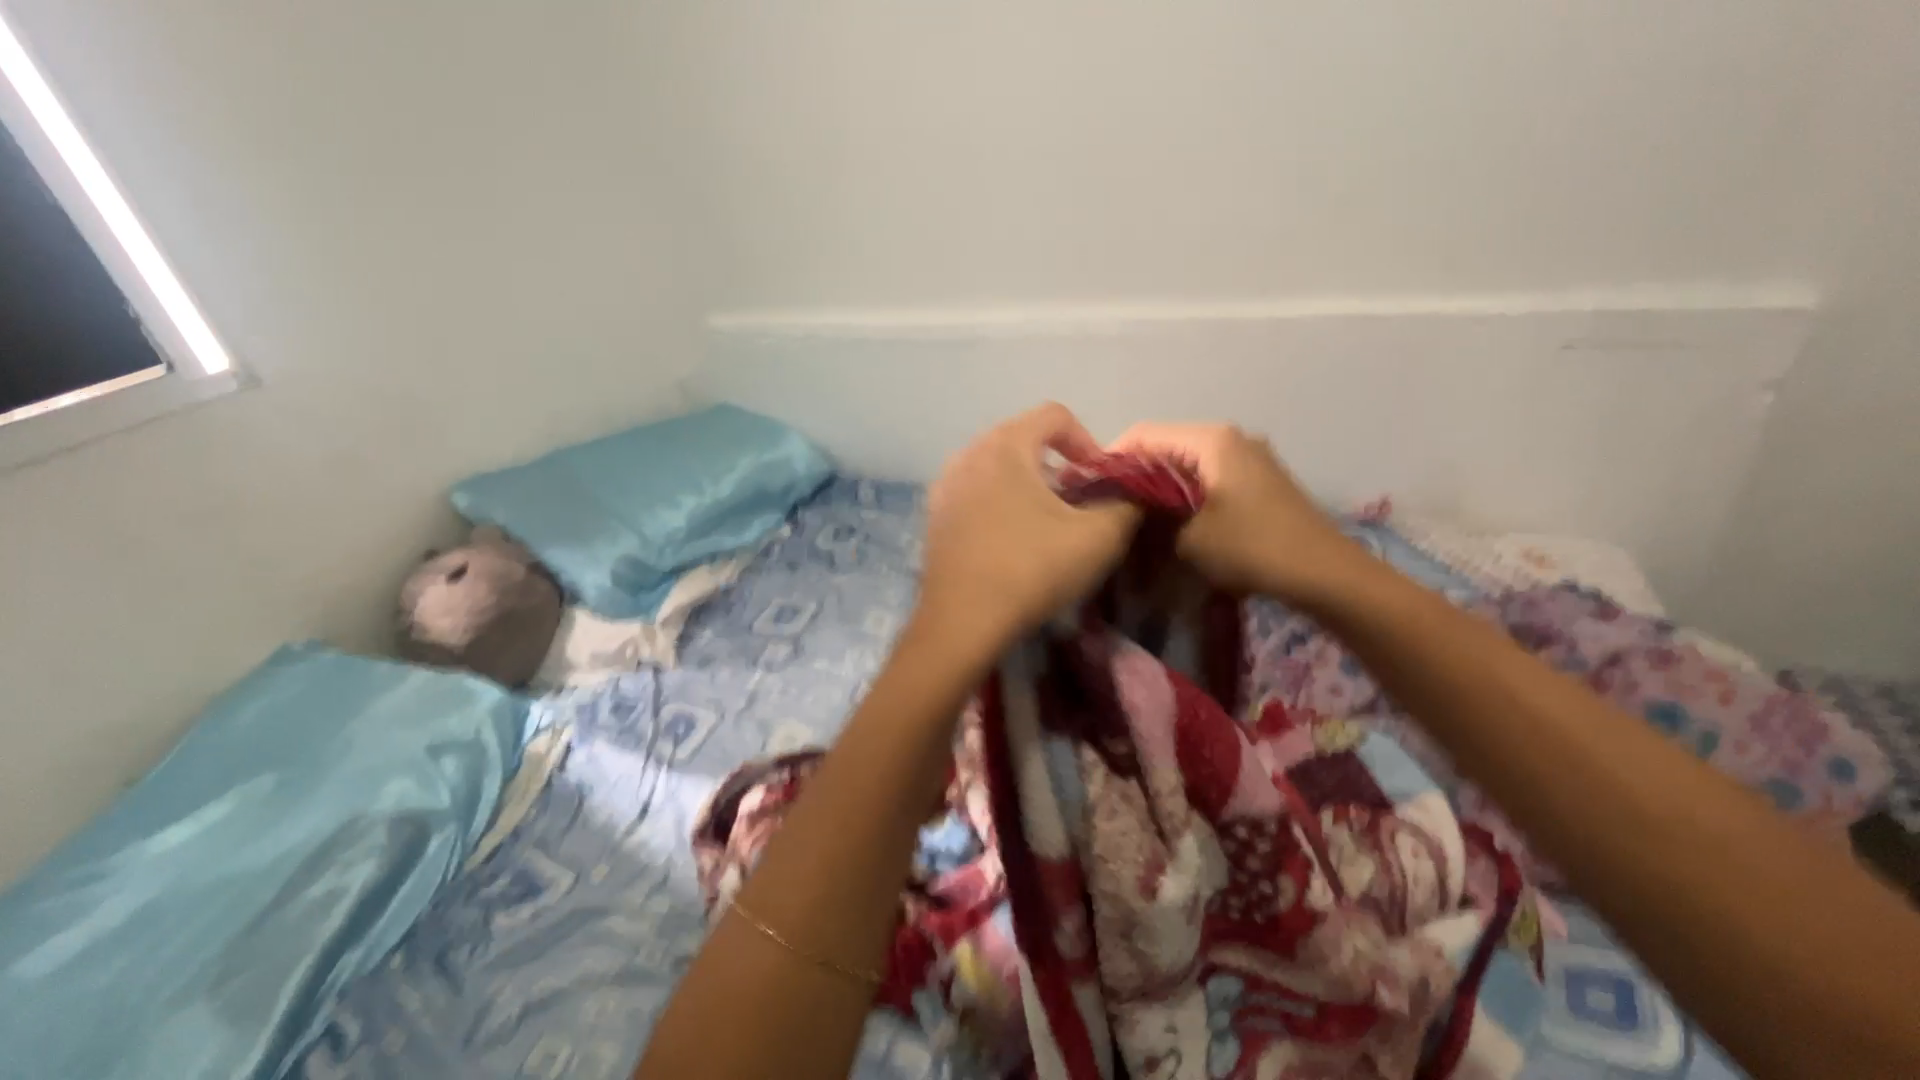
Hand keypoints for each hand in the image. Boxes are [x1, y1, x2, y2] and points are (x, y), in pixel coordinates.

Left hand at [918, 404, 1141, 650]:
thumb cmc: (1032, 569)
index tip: (1099, 479)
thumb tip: (1137, 492)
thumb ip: (1128, 504)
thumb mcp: (1099, 538)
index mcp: (1005, 446)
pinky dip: (1000, 502)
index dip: (1087, 440)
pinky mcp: (935, 517)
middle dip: (1058, 463)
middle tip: (1078, 501)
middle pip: (1023, 438)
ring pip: (997, 467)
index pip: (1054, 415)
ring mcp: (945, 486)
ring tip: (1047, 521)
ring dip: (1028, 484)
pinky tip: (1013, 540)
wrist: (962, 621)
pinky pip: (975, 492)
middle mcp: (968, 454)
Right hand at [1107, 423, 1363, 603]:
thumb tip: (1123, 504)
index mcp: (1211, 440)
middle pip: (1165, 446)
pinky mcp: (1257, 480)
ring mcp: (1248, 457)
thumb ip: (1149, 512)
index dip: (1109, 459)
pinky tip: (1170, 522)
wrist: (1325, 574)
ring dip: (1158, 487)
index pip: (1143, 435)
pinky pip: (1207, 477)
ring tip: (1132, 517)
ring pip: (1186, 463)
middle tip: (1106, 506)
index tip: (1086, 488)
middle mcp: (1230, 437)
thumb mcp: (1188, 536)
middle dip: (1133, 474)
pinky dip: (1184, 495)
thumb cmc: (1252, 548)